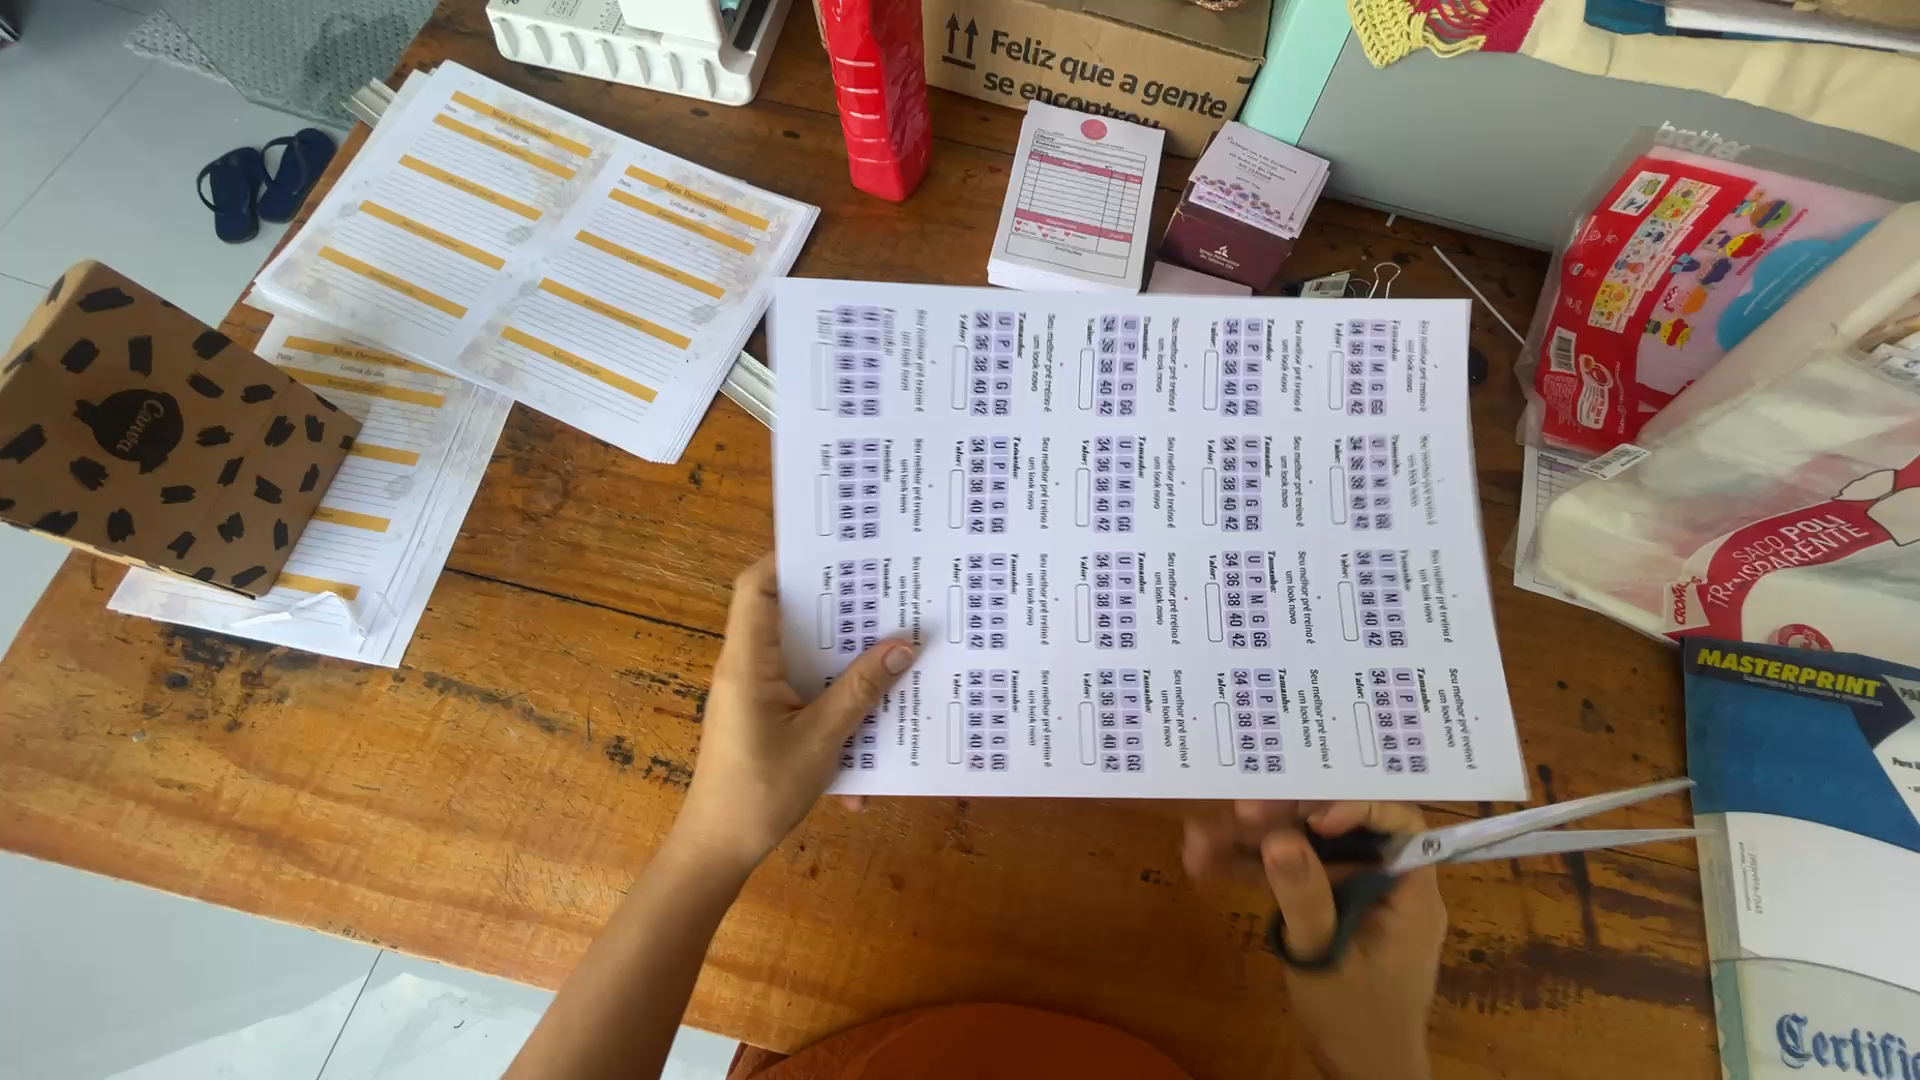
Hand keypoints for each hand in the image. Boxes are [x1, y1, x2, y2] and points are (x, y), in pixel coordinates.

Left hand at [673, 555, 913, 872]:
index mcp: (748, 662)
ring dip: (841, 646)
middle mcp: (748, 667)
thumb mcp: (820, 740)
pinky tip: (874, 706)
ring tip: (890, 633)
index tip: (837, 546)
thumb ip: (860, 691)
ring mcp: (757, 691)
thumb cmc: (760, 791)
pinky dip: (836, 689)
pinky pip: (806, 685)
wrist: (719, 849)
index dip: (787, 558)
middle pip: (785, 612)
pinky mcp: (769, 714)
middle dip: (833, 599)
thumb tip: (906, 645)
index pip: (755, 588)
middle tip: (882, 585)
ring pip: (801, 650)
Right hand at [1184, 801, 1444, 1079]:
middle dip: (1283, 816)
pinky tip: (1204, 861)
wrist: (1357, 1071)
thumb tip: (1279, 839)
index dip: (1358, 807)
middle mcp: (1378, 879)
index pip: (1399, 825)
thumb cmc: (1358, 1020)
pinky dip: (1247, 867)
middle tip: (1238, 811)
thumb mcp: (1328, 958)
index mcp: (1407, 892)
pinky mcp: (1317, 899)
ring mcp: (1345, 887)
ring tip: (1197, 837)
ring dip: (1250, 841)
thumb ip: (1306, 898)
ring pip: (1300, 845)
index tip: (1311, 815)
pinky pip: (1283, 871)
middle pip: (1335, 826)